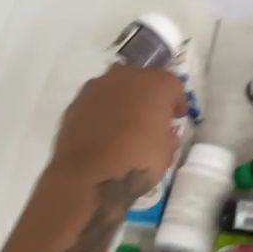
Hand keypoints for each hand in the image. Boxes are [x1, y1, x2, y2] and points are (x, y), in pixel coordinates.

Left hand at [44, 64, 184, 198]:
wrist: (89, 175)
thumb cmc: (138, 161)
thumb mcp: (166, 153)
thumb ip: (166, 135)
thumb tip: (161, 133)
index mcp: (157, 84)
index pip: (173, 85)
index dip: (176, 103)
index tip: (176, 118)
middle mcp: (127, 76)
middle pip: (143, 80)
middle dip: (148, 96)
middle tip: (149, 119)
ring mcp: (97, 86)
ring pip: (116, 87)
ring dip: (122, 101)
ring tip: (122, 126)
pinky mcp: (76, 101)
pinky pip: (96, 101)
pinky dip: (101, 111)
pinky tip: (102, 132)